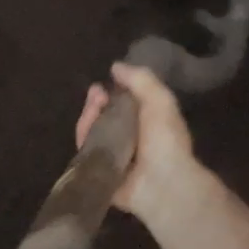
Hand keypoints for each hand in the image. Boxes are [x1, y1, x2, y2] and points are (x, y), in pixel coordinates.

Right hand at [75, 63, 199, 217]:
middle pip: (101, 119)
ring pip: (90, 134)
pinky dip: (83, 139)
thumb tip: (116, 67)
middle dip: (95, 104)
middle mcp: (127, 142)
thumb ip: (140, 79)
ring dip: (88, 117)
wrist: (162, 182)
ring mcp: (112, 159)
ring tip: (93, 109)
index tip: (103, 85)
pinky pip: (84, 153)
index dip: (110, 94)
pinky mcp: (98, 174)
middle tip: (96, 95)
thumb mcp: (160, 100)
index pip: (120, 106)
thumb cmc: (166, 139)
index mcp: (144, 126)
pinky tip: (85, 130)